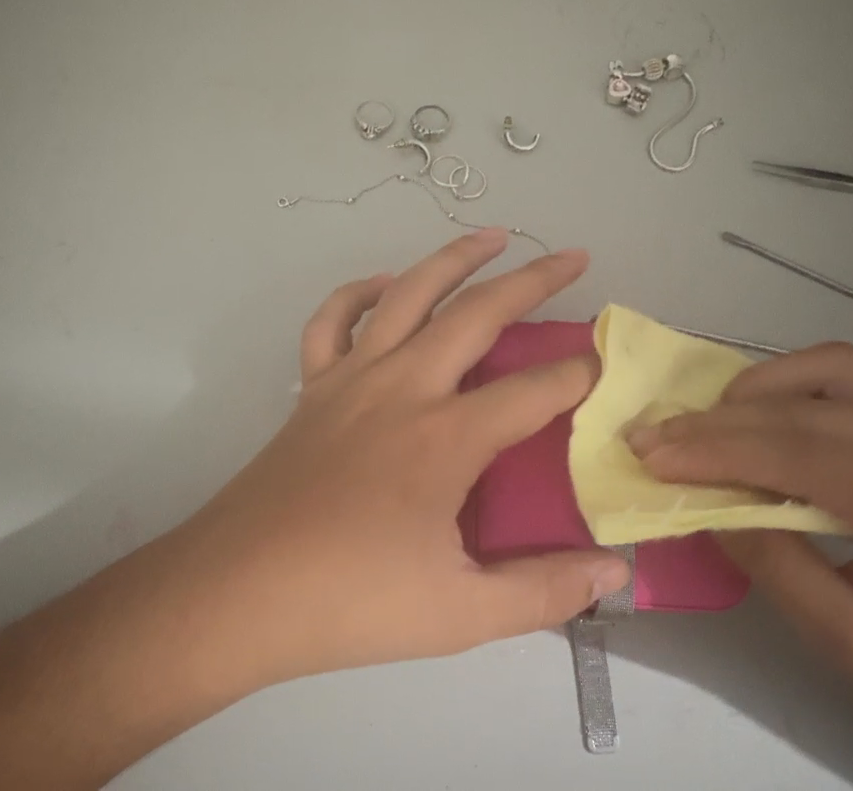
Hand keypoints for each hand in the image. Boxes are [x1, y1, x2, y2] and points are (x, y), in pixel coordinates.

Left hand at [175, 229, 627, 685]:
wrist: (238, 592)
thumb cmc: (351, 601)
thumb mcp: (461, 614)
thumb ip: (544, 591)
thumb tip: (615, 572)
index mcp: (447, 436)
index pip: (535, 391)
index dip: (581, 373)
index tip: (609, 362)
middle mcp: (403, 388)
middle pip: (478, 314)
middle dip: (532, 280)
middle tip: (573, 256)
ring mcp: (351, 380)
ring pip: (407, 295)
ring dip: (452, 259)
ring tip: (490, 237)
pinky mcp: (312, 389)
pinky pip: (333, 320)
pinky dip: (359, 292)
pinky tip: (383, 284)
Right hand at [627, 344, 852, 789]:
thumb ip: (780, 569)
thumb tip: (707, 505)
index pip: (804, 453)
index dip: (717, 449)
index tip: (648, 454)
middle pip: (810, 407)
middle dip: (719, 421)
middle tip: (653, 436)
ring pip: (833, 369)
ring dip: (758, 389)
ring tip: (705, 423)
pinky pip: (852, 379)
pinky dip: (793, 385)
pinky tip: (762, 415)